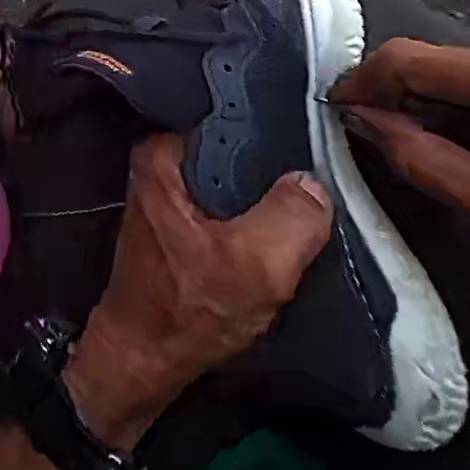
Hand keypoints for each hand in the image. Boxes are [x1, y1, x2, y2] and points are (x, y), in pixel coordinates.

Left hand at [62, 133, 332, 451]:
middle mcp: (157, 164)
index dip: (271, 127)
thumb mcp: (256, 264)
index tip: (314, 133)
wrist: (148, 351)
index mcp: (160, 156)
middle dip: (272, 162)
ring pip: (230, 176)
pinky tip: (284, 222)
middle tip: (321, 171)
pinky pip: (225, 200)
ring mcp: (167, 192)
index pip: (224, 118)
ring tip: (311, 197)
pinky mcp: (179, 218)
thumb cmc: (191, 305)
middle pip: (230, 146)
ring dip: (264, 192)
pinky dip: (251, 211)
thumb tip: (311, 181)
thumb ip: (290, 217)